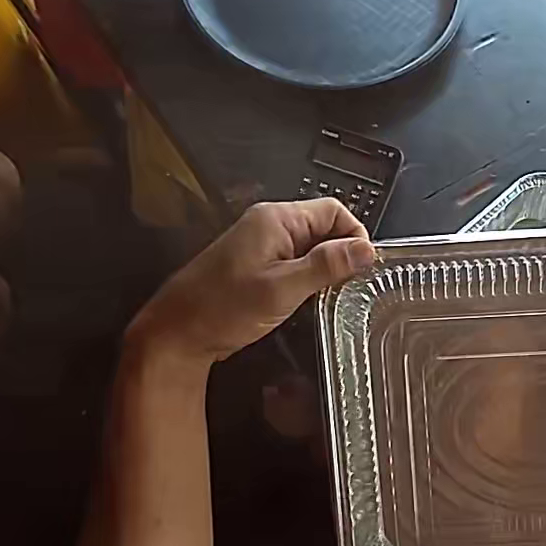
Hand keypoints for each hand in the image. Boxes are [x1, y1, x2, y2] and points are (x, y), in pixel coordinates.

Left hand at [129, 199, 376, 364]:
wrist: (180, 334)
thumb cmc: (222, 309)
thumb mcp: (282, 288)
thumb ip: (326, 266)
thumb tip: (366, 250)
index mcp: (276, 219)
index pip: (334, 211)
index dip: (355, 236)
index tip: (364, 268)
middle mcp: (271, 226)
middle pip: (325, 229)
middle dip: (341, 256)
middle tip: (345, 289)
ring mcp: (264, 246)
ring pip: (313, 250)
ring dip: (325, 272)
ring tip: (325, 299)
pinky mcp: (260, 267)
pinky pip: (297, 265)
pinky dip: (309, 282)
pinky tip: (306, 303)